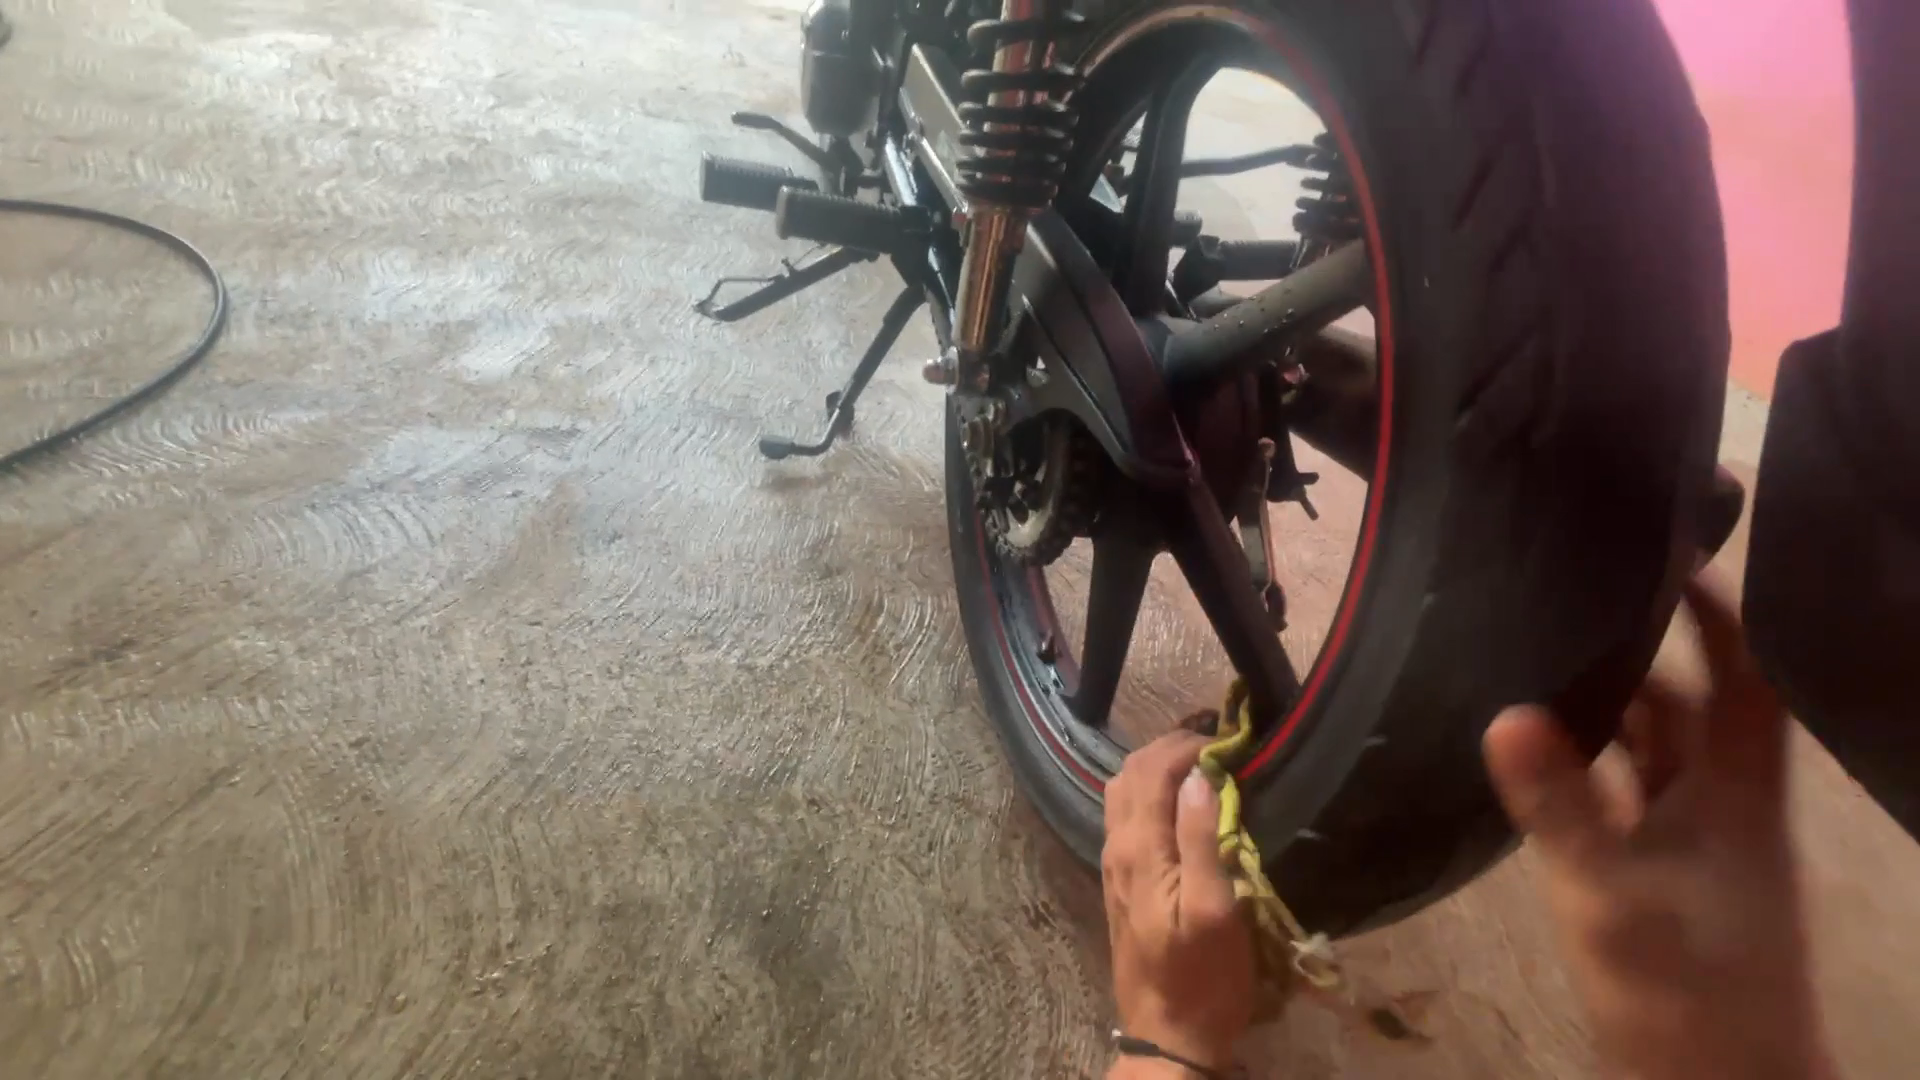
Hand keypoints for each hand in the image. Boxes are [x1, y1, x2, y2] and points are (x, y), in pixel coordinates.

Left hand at [1101, 732, 1254, 1075]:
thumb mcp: (1213, 910)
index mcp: (1138, 846)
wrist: (1165, 1033)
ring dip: (1155, 764)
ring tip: (1198, 763)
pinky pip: (1124, 811)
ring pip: (1122, 788)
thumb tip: (1199, 775)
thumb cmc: (1201, 976)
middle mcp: (1116, 843)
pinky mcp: (1119, 874)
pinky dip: (1148, 788)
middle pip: (1130, 770)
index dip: (1186, 745)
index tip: (1227, 743)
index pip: (1152, 769)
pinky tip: (1175, 799)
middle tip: (1215, 745)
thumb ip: (1201, 837)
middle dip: (1170, 746)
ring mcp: (1113, 858)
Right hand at [1484, 578, 1836, 1079]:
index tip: (1668, 562)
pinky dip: (1580, 755)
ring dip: (1600, 706)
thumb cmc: (1680, 982)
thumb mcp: (1611, 888)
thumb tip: (1507, 711)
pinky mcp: (1649, 861)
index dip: (1724, 621)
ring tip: (1529, 659)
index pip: (1748, 685)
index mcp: (1735, 796)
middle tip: (1558, 605)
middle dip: (1634, 654)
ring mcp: (1683, 834)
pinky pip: (1615, 784)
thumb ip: (1559, 802)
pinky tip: (1530, 743)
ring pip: (1646, 745)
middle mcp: (1717, 802)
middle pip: (1688, 706)